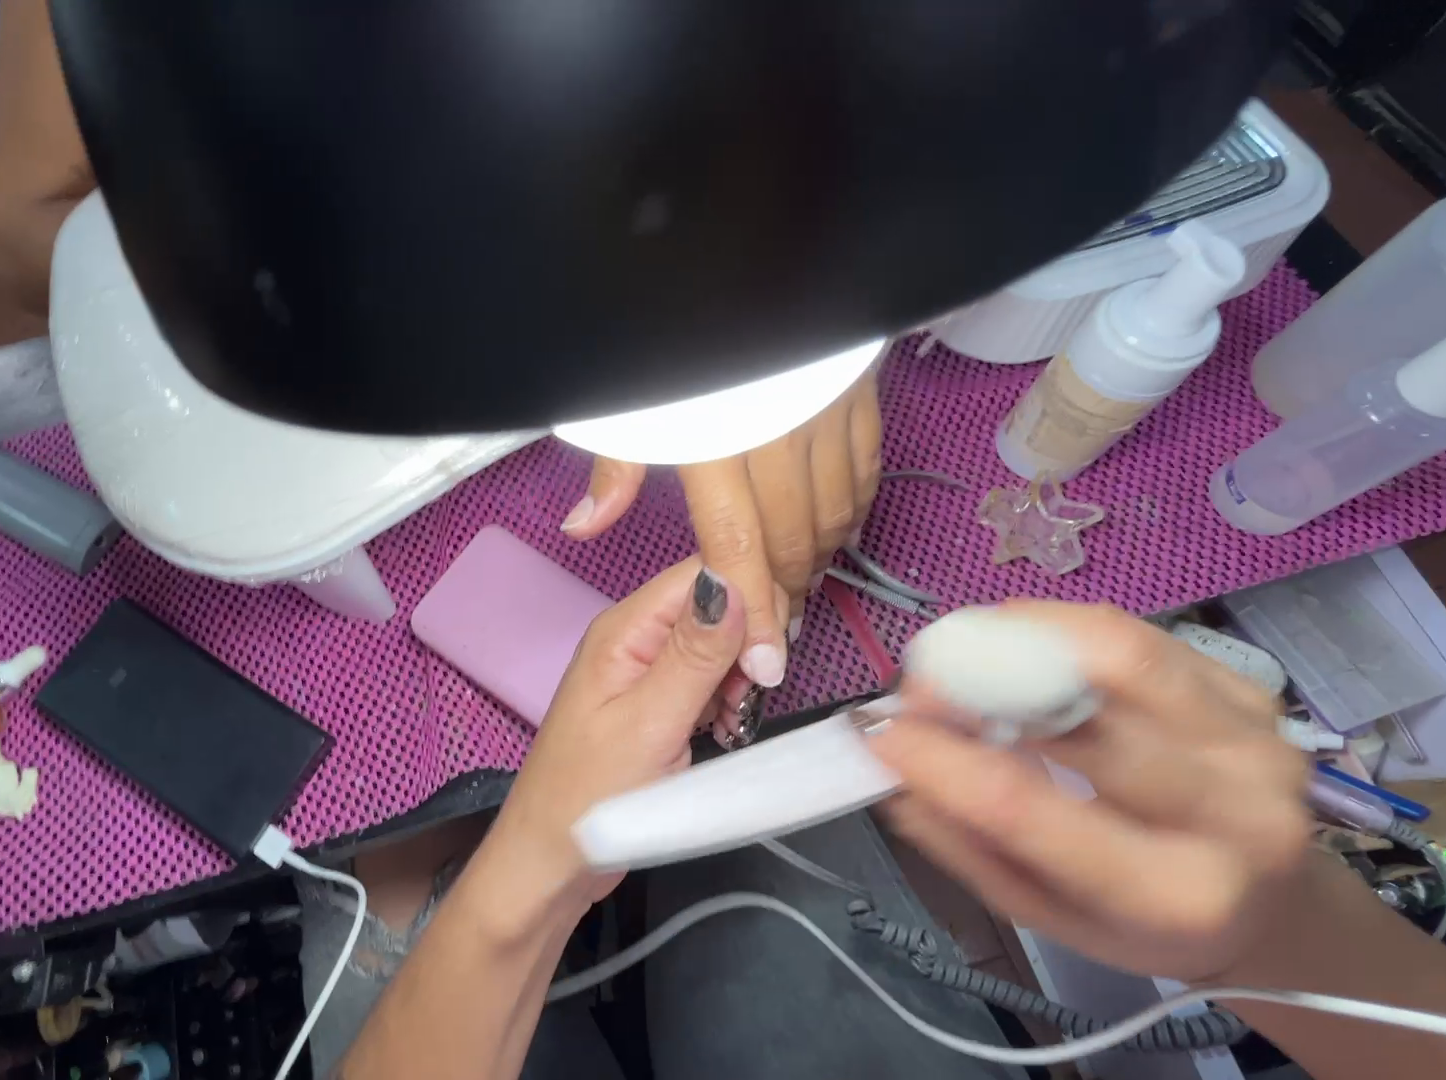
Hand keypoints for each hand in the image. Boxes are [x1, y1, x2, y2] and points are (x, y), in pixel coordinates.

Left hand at [482, 559, 748, 911]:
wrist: (554, 860)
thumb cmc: (592, 793)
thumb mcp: (650, 723)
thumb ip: (694, 653)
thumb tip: (731, 579)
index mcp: (625, 627)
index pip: (702, 572)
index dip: (748, 599)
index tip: (769, 657)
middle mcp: (636, 635)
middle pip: (716, 604)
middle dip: (748, 644)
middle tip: (749, 695)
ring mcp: (647, 669)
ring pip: (719, 645)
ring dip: (740, 678)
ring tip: (732, 720)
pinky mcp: (659, 701)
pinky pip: (709, 680)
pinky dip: (727, 701)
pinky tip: (724, 730)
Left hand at [561, 372, 882, 710]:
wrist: (729, 259)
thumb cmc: (674, 343)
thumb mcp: (634, 402)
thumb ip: (615, 471)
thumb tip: (582, 528)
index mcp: (715, 442)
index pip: (737, 544)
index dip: (754, 610)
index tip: (769, 663)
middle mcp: (776, 433)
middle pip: (789, 538)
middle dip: (784, 594)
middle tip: (775, 631)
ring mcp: (822, 413)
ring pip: (833, 514)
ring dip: (817, 560)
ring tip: (797, 591)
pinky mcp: (854, 398)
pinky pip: (863, 476)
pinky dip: (849, 515)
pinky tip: (829, 535)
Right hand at [873, 602, 1311, 982]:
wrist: (1273, 905)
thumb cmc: (1136, 919)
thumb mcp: (1038, 909)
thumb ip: (958, 839)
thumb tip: (887, 766)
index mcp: (1173, 894)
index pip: (1023, 805)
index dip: (935, 757)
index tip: (876, 731)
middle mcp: (1235, 812)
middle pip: (1079, 709)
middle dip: (968, 682)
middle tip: (915, 689)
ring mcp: (1253, 740)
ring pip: (1111, 649)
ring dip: (1009, 639)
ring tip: (961, 659)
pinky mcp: (1249, 691)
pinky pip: (1129, 632)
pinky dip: (1052, 628)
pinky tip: (1018, 650)